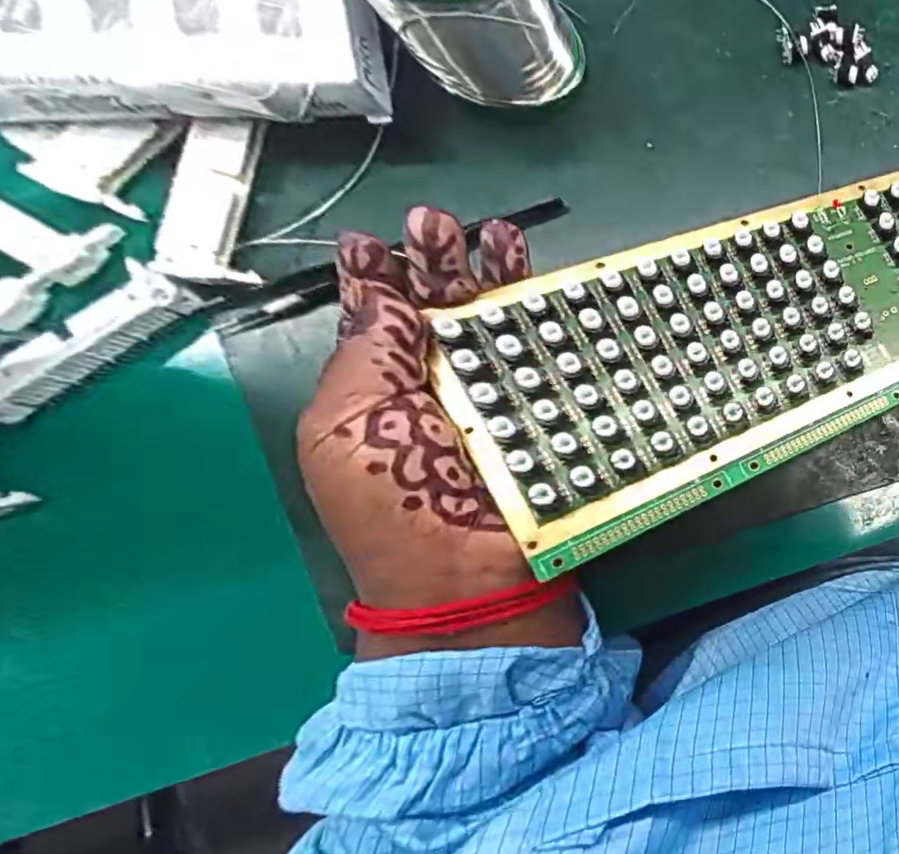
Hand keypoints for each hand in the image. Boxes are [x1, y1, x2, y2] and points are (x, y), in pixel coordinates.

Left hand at [297, 206, 584, 658]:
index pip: (381, 322)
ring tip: (501, 241)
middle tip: (442, 225)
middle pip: (446, 318)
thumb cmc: (394, 514)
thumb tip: (383, 296)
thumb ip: (363, 358)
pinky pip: (553, 371)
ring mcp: (503, 410)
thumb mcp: (345, 432)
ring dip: (500, 286)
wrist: (473, 583)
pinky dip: (553, 331)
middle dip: (442, 267)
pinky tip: (551, 297)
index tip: (375, 242)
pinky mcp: (552, 427)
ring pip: (504, 334)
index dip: (377, 278)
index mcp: (385, 394)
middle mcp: (445, 395)